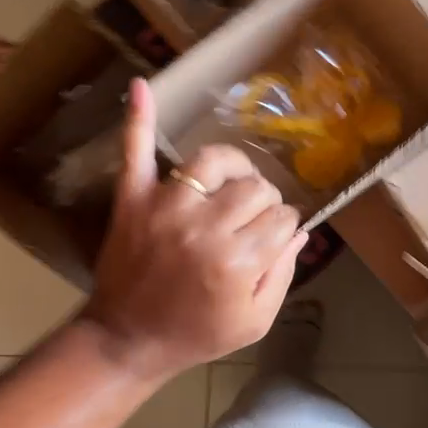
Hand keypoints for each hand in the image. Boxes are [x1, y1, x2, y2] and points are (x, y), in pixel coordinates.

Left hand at [81, 79, 307, 380]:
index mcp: (237, 262)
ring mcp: (166, 209)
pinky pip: (136, 153)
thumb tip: (299, 231)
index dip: (284, 226)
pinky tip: (141, 86)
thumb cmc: (197, 335)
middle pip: (255, 190)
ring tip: (234, 181)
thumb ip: (282, 275)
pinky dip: (139, 119)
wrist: (128, 341)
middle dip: (265, 201)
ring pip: (213, 162)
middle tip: (254, 219)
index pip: (281, 220)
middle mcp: (205, 228)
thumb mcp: (254, 322)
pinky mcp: (133, 201)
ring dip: (233, 167)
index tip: (276, 236)